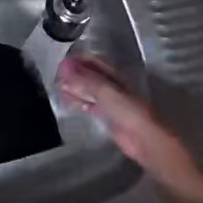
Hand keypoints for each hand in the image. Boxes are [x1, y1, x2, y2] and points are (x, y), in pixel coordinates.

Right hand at [55, 54, 202, 202]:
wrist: (147, 141)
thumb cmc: (130, 113)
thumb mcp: (107, 93)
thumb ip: (86, 82)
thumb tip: (64, 73)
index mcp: (116, 76)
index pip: (94, 62)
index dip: (78, 61)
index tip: (60, 62)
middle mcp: (114, 86)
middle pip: (90, 76)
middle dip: (74, 74)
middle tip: (55, 75)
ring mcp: (111, 102)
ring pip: (89, 91)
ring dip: (75, 88)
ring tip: (56, 88)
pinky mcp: (108, 118)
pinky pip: (90, 106)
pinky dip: (79, 102)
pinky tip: (67, 103)